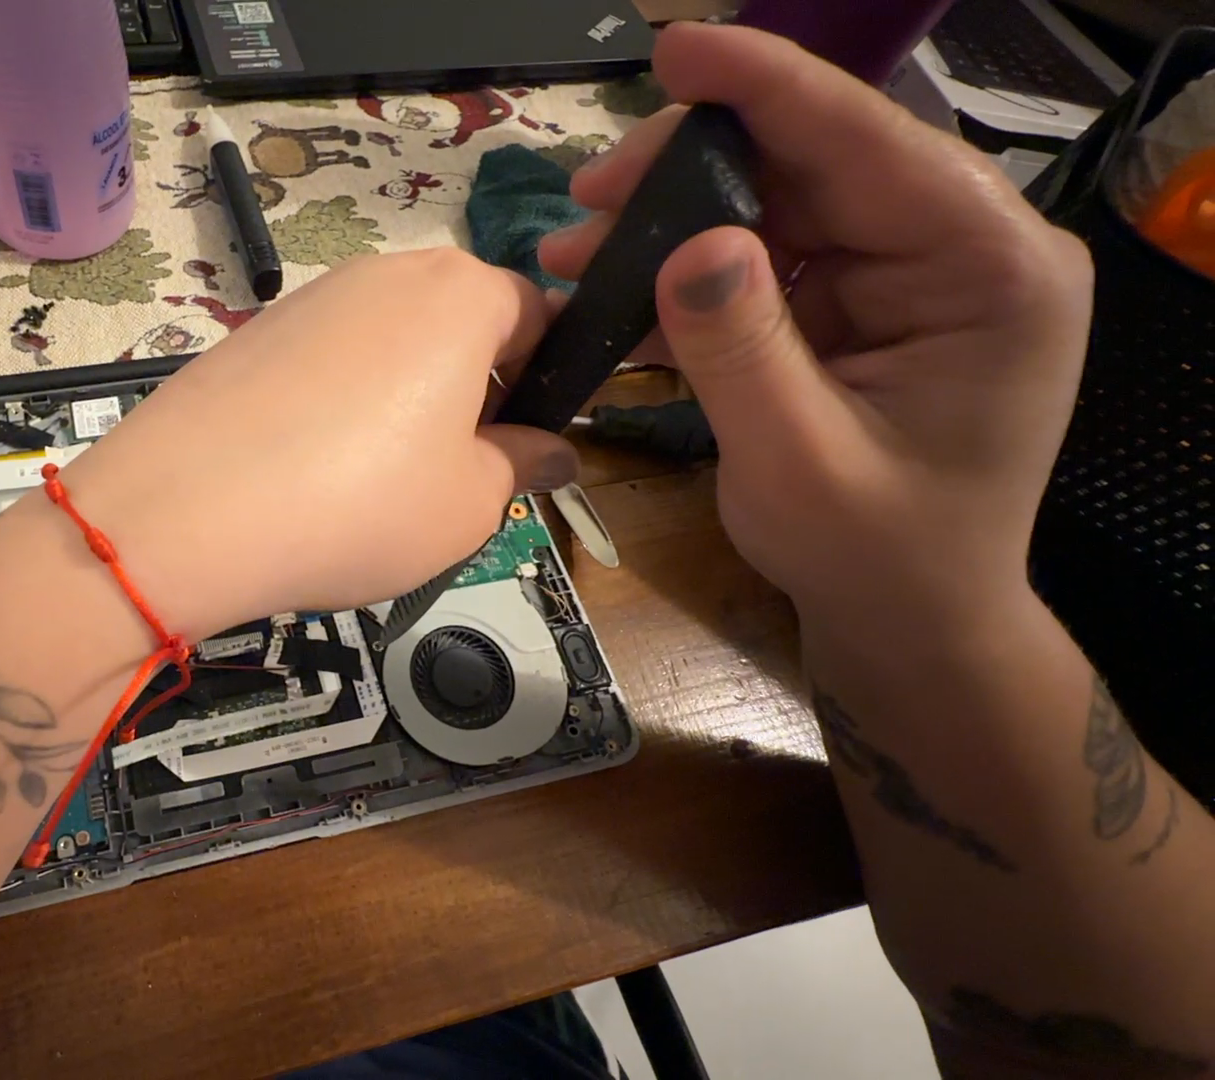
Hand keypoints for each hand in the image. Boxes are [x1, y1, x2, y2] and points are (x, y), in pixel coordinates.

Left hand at [52, 249, 579, 639]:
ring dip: (399, 400)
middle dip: (467, 391)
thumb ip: (524, 465)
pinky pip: (321, 363)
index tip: (520, 443)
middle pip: (455, 324)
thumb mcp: (471, 504)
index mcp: (460, 294)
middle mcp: (384, 273)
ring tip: (365, 479)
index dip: (542, 380)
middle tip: (444, 472)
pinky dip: (333, 405)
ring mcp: (306, 298)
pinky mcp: (248, 333)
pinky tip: (305, 466)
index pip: (536, 316)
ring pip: (385, 344)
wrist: (188, 512)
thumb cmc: (361, 504)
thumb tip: (552, 451)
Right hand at [540, 24, 1093, 633]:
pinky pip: (754, 275)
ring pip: (769, 219)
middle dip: (688, 176)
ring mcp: (892, 286)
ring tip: (573, 251)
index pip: (867, 146)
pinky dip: (679, 285)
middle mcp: (946, 256)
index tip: (675, 49)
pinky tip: (612, 300)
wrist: (902, 613)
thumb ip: (744, 352)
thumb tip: (686, 246)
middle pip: (807, 171)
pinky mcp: (843, 317)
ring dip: (667, 232)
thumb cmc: (872, 549)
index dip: (767, 89)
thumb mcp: (798, 460)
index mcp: (984, 272)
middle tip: (587, 199)